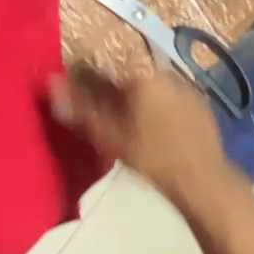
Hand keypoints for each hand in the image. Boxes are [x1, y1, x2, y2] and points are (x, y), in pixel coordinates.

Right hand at [49, 67, 241, 206]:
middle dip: (116, 100)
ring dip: (138, 107)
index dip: (90, 92)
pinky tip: (156, 136)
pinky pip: (171, 103)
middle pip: (130, 83)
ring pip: (151, 93)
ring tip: (130, 133)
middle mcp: (168, 74)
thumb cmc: (151, 158)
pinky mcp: (201, 105)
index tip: (83, 109)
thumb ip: (80, 109)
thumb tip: (51, 85)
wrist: (200, 179)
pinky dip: (159, 114)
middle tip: (107, 126)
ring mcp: (188, 88)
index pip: (106, 74)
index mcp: (144, 76)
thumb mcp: (109, 136)